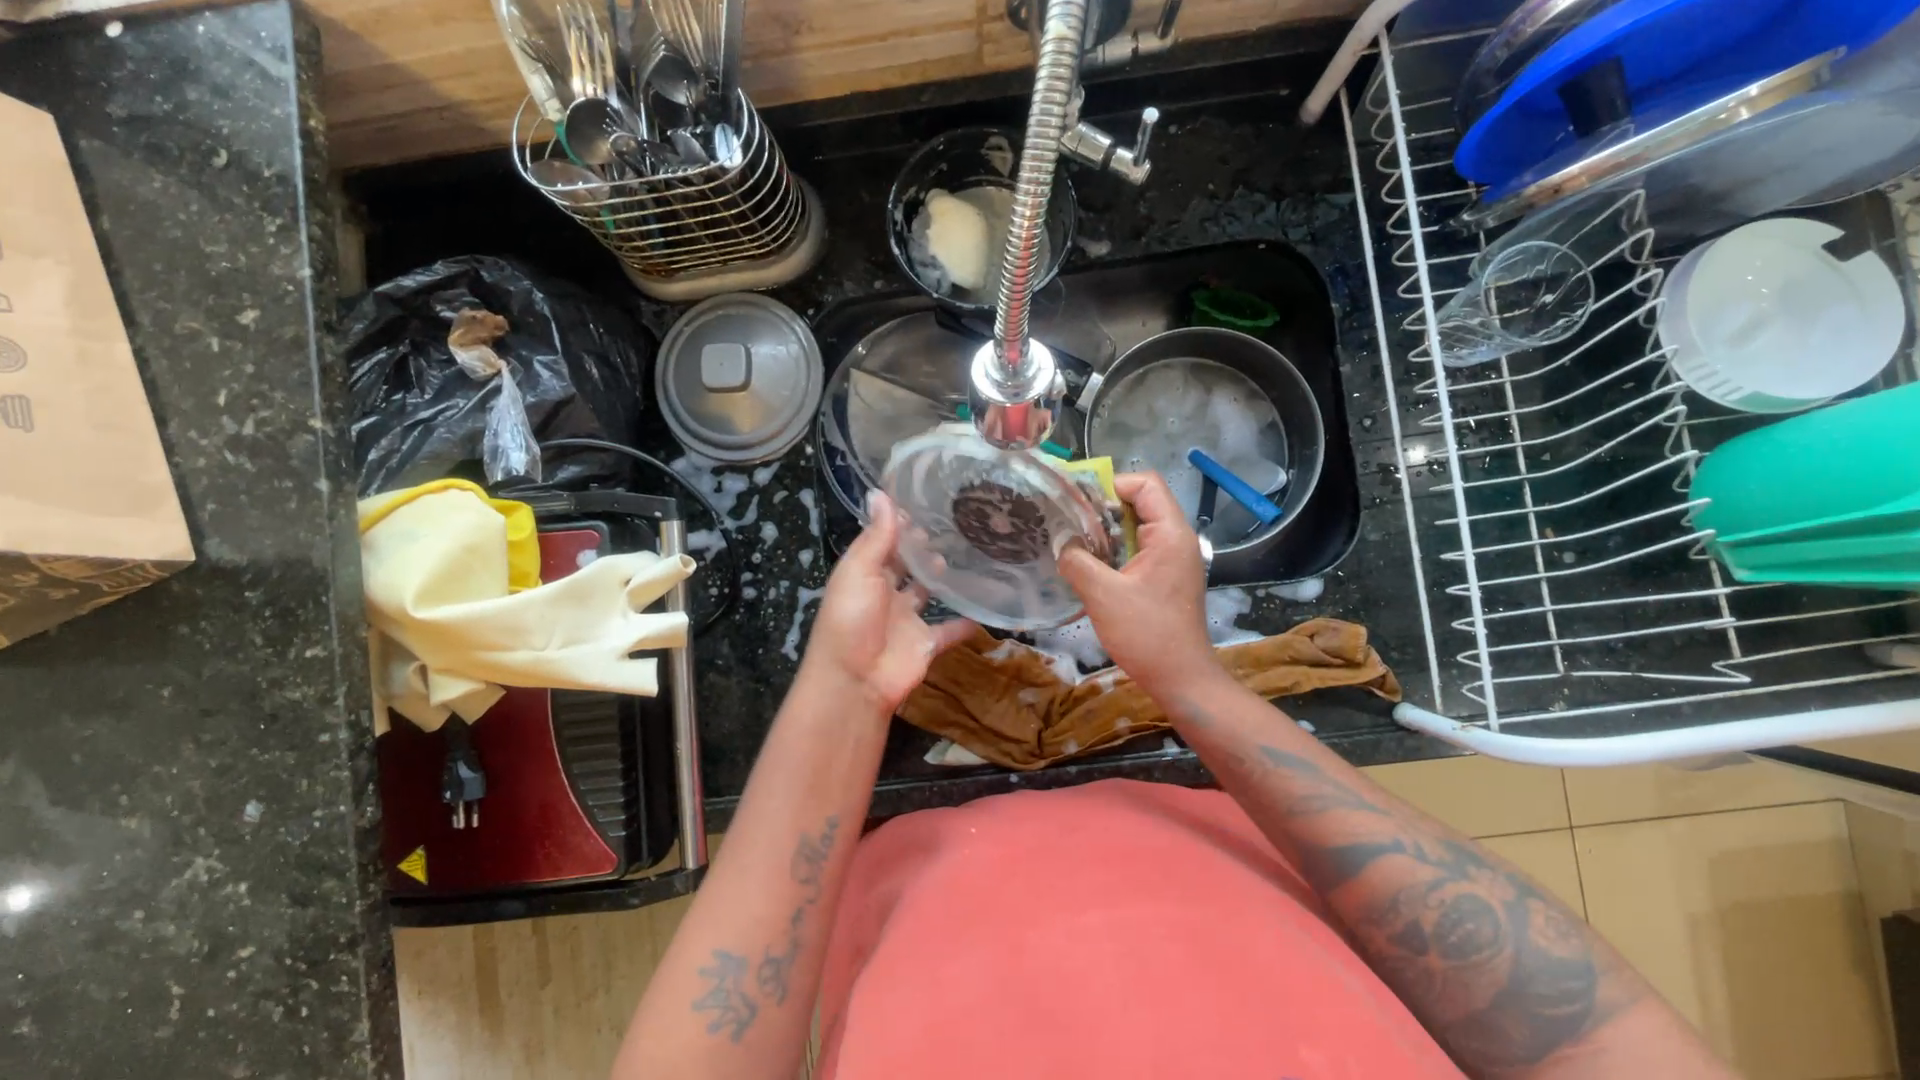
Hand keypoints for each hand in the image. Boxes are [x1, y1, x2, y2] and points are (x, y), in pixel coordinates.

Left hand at [799, 491, 977, 712]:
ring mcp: (906, 620)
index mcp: (864, 574)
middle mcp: (885, 594)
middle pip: (907, 566)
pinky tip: (988, 607)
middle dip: (924, 548)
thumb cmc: (851, 619)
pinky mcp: (925, 645)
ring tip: (971, 553)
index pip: (884, 542)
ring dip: (944, 579)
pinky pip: (949, 631)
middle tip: (957, 524)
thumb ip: (876, 536)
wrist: (855, 681)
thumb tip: (881, 491)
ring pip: (928, 594)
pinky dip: (967, 622)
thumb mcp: (859, 571)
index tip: (928, 500)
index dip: (902, 524)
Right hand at [1058, 472, 1224, 696]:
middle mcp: (1177, 540)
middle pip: (1141, 502)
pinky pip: (1141, 550)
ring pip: (1138, 528)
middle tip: (1072, 527)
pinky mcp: (1168, 578)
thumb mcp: (1102, 595)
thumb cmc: (1146, 634)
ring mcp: (1175, 560)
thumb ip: (1077, 561)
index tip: (1080, 506)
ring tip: (1079, 549)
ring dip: (1108, 534)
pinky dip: (1117, 553)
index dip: (1111, 485)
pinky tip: (1094, 571)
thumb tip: (1060, 542)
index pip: (1145, 483)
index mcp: (1170, 534)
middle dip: (1104, 510)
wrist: (1181, 678)